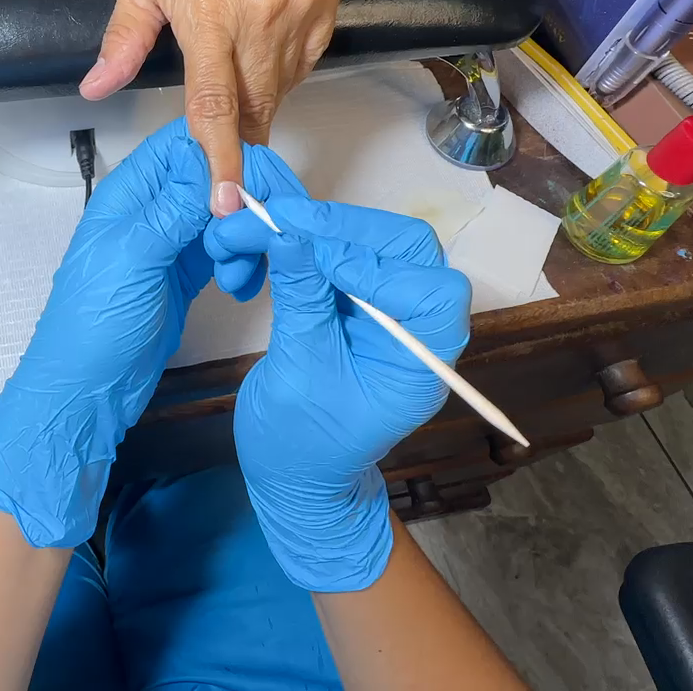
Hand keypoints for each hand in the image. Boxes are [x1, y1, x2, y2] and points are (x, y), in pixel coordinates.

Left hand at [0, 120, 300, 547]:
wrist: (90, 390)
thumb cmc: (94, 325)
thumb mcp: (132, 258)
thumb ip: (170, 207)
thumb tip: (202, 153)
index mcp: (130, 193)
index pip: (184, 144)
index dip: (224, 153)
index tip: (253, 186)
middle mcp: (154, 208)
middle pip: (214, 176)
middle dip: (243, 202)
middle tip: (260, 235)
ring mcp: (173, 240)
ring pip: (226, 214)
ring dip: (245, 238)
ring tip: (236, 276)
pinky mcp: (189, 271)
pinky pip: (228, 249)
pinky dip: (243, 263)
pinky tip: (238, 288)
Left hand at [80, 0, 344, 216]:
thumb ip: (123, 38)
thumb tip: (96, 89)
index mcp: (209, 13)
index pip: (216, 104)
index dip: (222, 158)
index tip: (227, 201)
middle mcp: (264, 14)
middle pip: (257, 104)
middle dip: (243, 133)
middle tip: (229, 139)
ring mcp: (304, 2)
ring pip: (286, 82)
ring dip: (263, 94)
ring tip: (241, 64)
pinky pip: (311, 53)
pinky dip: (287, 63)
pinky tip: (266, 40)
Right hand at [205, 196, 472, 591]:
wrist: (293, 472)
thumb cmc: (302, 443)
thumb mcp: (298, 372)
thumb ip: (300, 300)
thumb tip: (287, 234)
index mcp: (420, 360)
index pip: (428, 290)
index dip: (376, 264)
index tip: (315, 258)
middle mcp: (414, 326)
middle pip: (403, 247)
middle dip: (343, 227)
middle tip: (280, 219)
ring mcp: (385, 309)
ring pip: (369, 240)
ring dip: (317, 228)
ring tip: (264, 226)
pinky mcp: (354, 300)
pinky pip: (339, 254)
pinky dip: (304, 242)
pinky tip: (269, 243)